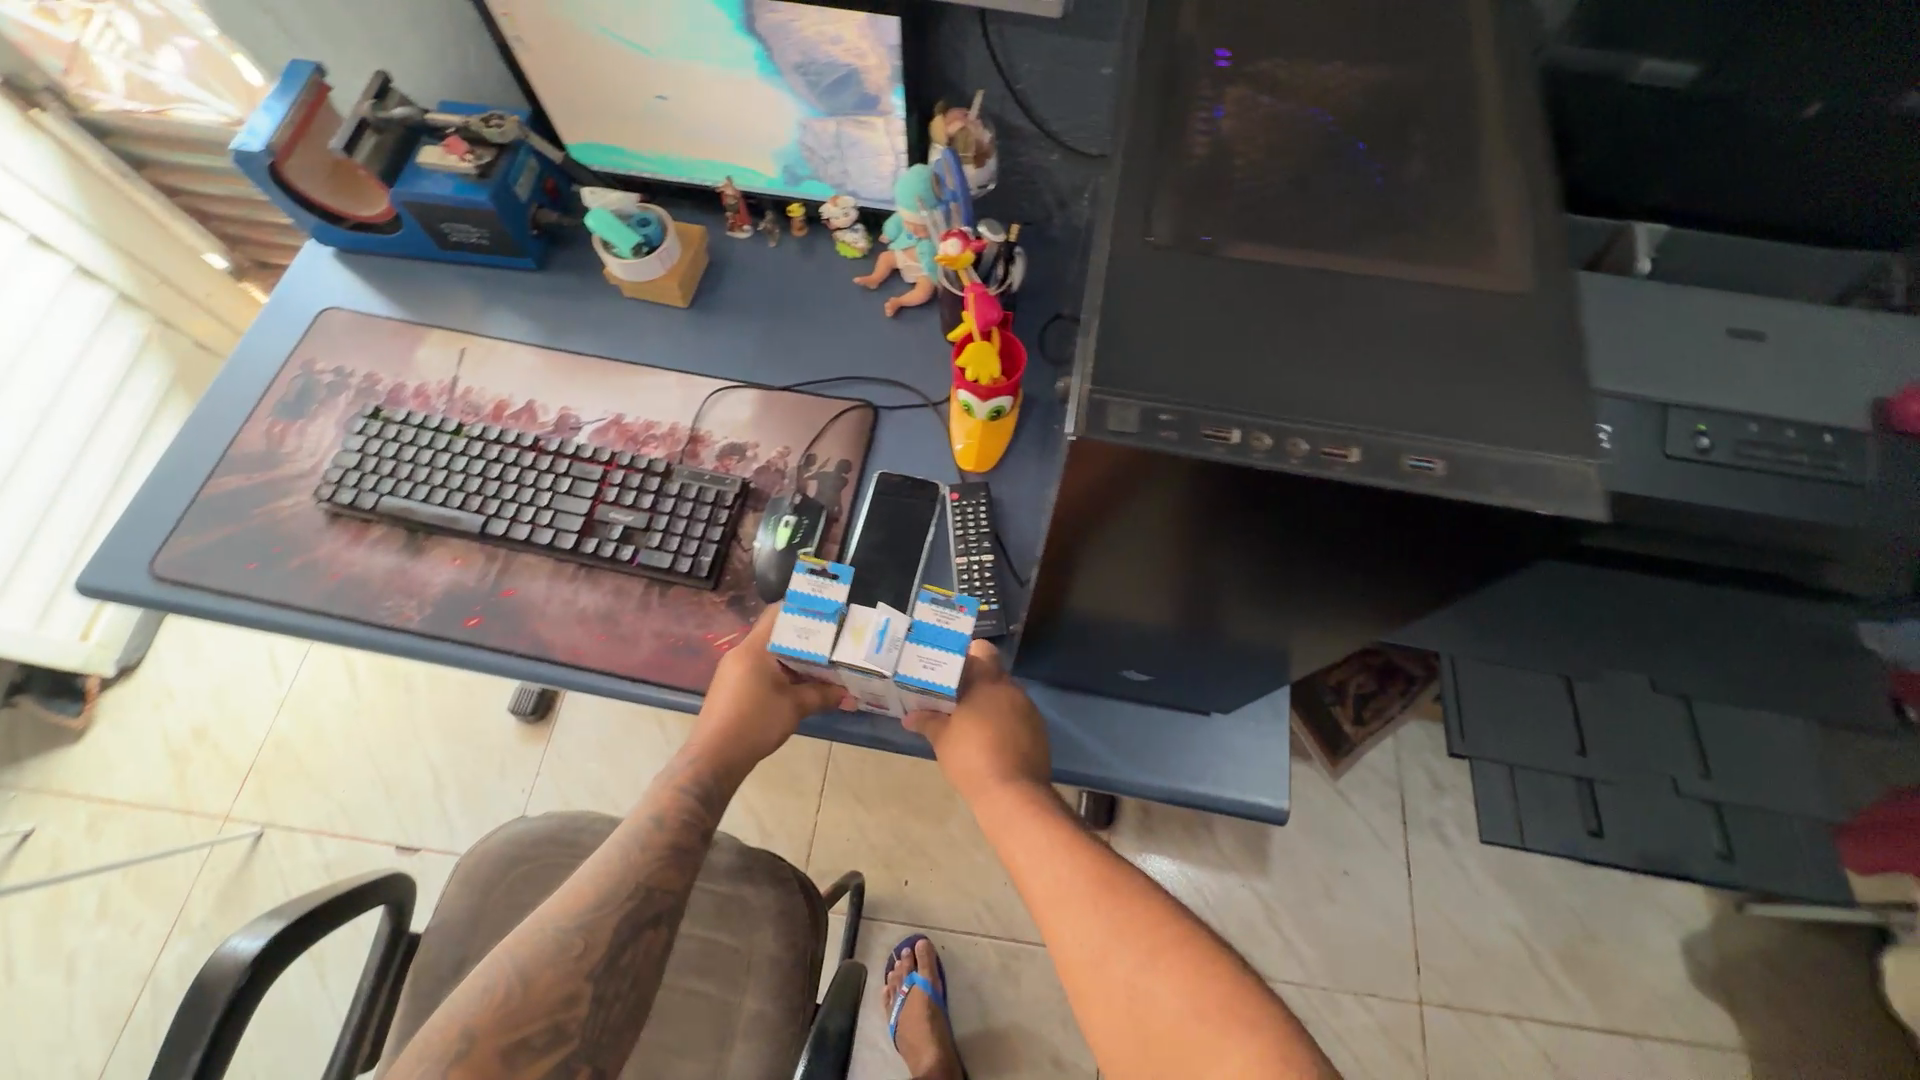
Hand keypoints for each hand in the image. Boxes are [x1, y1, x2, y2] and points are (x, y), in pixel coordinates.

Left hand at [693, 604, 848, 773]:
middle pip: (777, 635)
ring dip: (797, 660)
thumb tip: (849, 694)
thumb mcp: (795, 707)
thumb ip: (823, 695)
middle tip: (835, 641)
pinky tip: (803, 684)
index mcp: (754, 648)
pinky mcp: (734, 687)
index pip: (778, 613)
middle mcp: (742, 653)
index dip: (804, 608)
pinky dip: (784, 673)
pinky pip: (763, 670)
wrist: (715, 758)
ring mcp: (735, 670)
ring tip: (826, 664)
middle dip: (807, 639)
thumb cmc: (754, 724)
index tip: (828, 612)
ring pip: (771, 655)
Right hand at [903, 640, 1050, 801]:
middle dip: (977, 682)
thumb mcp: (942, 739)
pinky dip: (1007, 721)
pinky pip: (1019, 715)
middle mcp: (1011, 688)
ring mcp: (1029, 708)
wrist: (1012, 793)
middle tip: (956, 697)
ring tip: (973, 722)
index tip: (951, 669)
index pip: (981, 649)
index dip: (968, 655)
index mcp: (986, 682)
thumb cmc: (971, 757)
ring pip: (1007, 695)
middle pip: (994, 673)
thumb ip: (927, 721)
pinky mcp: (1039, 729)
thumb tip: (909, 717)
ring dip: (992, 702)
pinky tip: (993, 741)